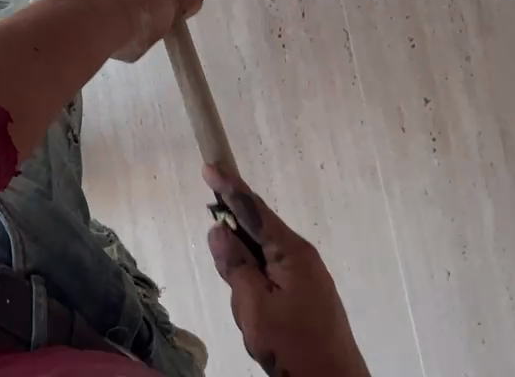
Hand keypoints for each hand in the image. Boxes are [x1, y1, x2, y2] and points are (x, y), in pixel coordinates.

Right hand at [205, 164, 370, 376]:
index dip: (229, 188)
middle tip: (229, 278)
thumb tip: (219, 230)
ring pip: (260, 262)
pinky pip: (270, 281)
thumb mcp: (254, 307)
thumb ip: (234, 265)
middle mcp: (301, 259)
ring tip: (251, 320)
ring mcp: (306, 280)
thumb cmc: (295, 349)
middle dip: (235, 251)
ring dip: (245, 282)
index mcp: (292, 253)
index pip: (254, 210)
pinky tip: (258, 322)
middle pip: (255, 235)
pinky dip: (255, 292)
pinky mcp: (305, 299)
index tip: (208, 166)